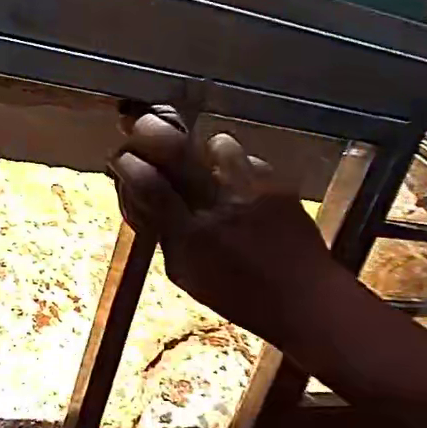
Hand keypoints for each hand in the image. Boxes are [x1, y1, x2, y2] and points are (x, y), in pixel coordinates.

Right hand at [109, 108, 341, 347]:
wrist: (306, 298)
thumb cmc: (240, 297)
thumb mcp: (187, 275)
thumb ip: (164, 235)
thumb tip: (143, 199)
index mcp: (189, 236)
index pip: (146, 184)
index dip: (127, 164)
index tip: (120, 159)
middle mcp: (218, 204)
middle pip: (174, 147)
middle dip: (149, 131)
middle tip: (141, 129)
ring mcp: (251, 188)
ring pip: (215, 143)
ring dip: (202, 151)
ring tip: (205, 168)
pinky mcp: (278, 182)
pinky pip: (248, 160)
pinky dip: (237, 170)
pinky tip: (240, 189)